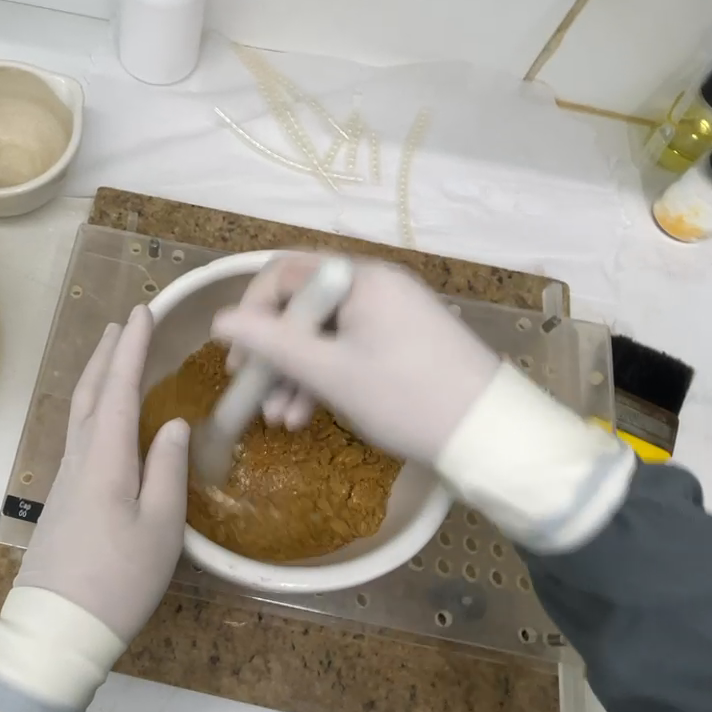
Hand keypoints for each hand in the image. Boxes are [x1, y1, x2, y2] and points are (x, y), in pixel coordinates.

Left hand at [15, 305, 189, 642]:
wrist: (59, 627)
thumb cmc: (119, 579)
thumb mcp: (161, 527)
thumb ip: (167, 470)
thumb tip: (174, 425)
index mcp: (106, 459)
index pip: (121, 388)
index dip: (132, 348)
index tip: (142, 312)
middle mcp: (80, 458)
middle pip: (91, 393)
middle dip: (107, 354)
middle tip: (122, 323)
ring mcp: (66, 478)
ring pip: (79, 413)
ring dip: (96, 378)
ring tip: (110, 357)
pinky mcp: (63, 498)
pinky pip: (77, 434)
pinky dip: (91, 408)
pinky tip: (101, 418)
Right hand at [211, 254, 500, 464]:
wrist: (492, 436)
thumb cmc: (406, 397)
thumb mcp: (331, 373)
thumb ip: (271, 342)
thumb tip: (219, 320)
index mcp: (360, 280)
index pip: (285, 275)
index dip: (252, 312)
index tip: (238, 357)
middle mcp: (375, 287)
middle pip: (303, 308)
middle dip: (273, 353)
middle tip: (251, 390)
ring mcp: (390, 316)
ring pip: (323, 335)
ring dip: (294, 374)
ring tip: (279, 420)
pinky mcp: (401, 344)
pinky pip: (347, 350)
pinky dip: (323, 379)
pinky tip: (306, 417)